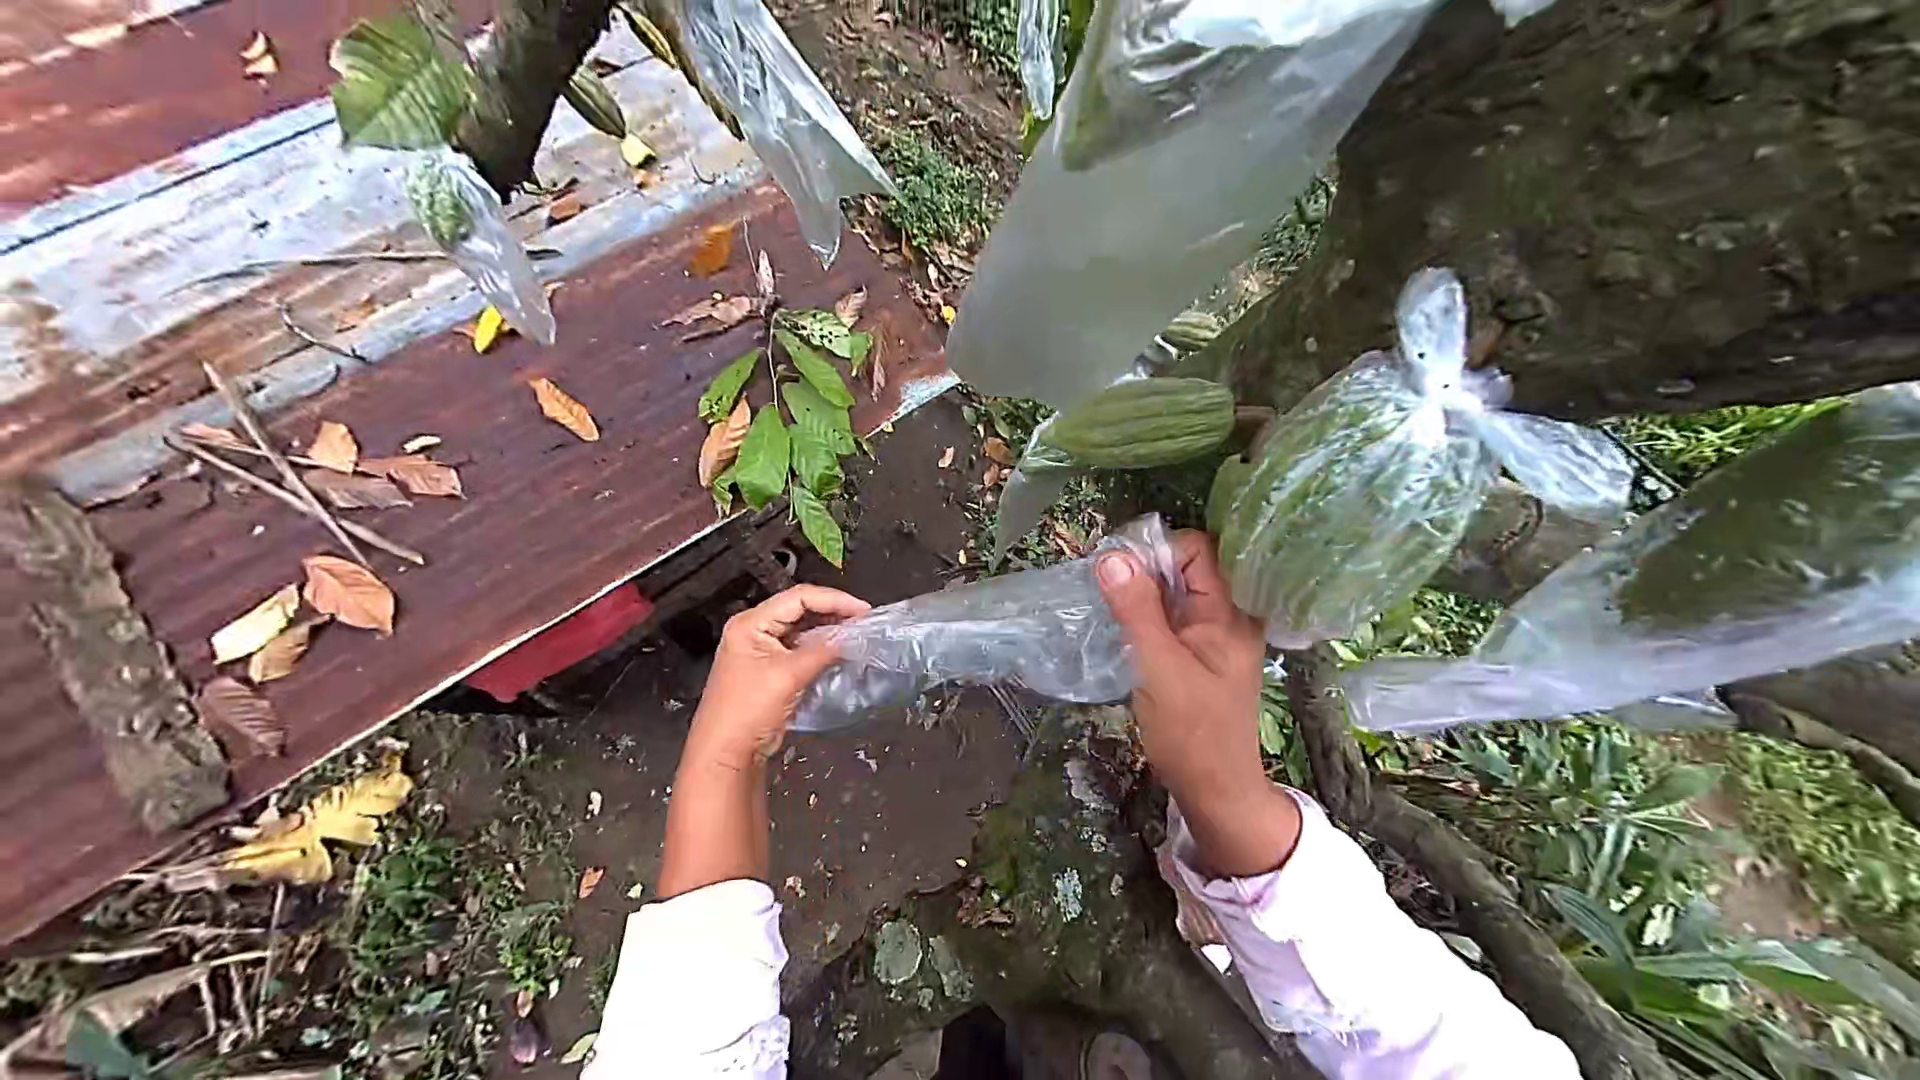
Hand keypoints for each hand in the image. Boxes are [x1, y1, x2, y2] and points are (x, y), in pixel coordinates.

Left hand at [684, 584, 869, 773]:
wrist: (726, 753)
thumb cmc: (749, 711)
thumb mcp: (790, 675)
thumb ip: (823, 650)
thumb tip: (852, 636)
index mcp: (751, 623)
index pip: (799, 598)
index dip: (835, 600)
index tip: (863, 610)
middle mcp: (754, 629)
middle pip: (800, 609)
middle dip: (833, 612)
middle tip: (863, 620)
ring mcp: (761, 649)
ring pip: (802, 628)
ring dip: (828, 629)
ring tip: (856, 632)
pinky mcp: (770, 667)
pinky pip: (799, 647)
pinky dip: (820, 646)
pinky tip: (840, 649)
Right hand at [1096, 530, 1300, 877]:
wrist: (1214, 791)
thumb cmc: (1192, 732)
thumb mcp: (1159, 667)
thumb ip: (1136, 610)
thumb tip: (1110, 557)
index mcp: (1231, 613)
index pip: (1197, 550)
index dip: (1156, 551)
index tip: (1116, 569)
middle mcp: (1229, 616)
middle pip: (1186, 566)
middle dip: (1144, 568)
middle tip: (1106, 583)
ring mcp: (1214, 634)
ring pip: (1176, 590)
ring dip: (1141, 590)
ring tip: (1110, 601)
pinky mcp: (1199, 651)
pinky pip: (1172, 614)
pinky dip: (1146, 611)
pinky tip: (1124, 623)